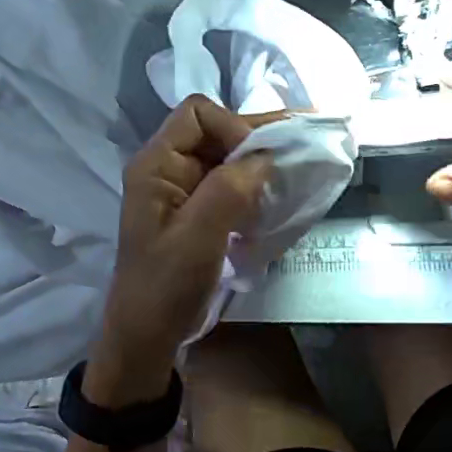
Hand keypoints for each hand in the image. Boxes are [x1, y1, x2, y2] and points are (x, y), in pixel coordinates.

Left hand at [91, 96, 276, 403]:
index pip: (198, 115)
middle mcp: (169, 168)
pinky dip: (255, 183)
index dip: (232, 127)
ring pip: (226, 156)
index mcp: (156, 165)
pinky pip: (230, 182)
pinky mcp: (198, 211)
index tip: (258, 162)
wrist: (147, 336)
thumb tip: (267, 156)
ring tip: (298, 162)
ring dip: (259, 159)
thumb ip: (230, 189)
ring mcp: (183, 190)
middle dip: (256, 136)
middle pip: (215, 131)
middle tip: (303, 137)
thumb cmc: (165, 286)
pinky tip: (278, 192)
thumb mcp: (197, 237)